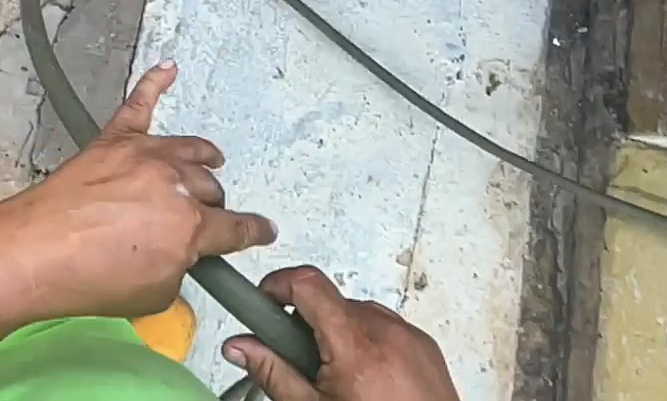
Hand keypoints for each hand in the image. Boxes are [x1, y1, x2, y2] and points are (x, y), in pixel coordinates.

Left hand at [0, 61, 277, 320]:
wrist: (39, 250)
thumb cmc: (91, 277)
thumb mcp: (155, 295)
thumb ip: (179, 268)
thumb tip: (177, 252)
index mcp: (190, 226)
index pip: (234, 229)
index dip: (252, 232)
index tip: (262, 229)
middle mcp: (173, 183)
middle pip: (208, 188)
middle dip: (211, 204)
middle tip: (206, 215)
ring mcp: (143, 154)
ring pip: (187, 149)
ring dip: (202, 158)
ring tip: (210, 159)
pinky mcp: (114, 138)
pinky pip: (140, 102)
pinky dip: (155, 82)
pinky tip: (168, 67)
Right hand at [221, 267, 459, 400]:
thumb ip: (273, 373)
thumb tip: (239, 346)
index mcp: (355, 343)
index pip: (306, 282)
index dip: (278, 284)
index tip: (264, 302)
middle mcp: (385, 330)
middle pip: (329, 301)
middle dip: (307, 323)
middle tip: (301, 363)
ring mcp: (410, 336)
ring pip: (355, 314)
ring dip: (338, 335)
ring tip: (340, 381)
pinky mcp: (426, 347)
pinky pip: (384, 328)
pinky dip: (368, 344)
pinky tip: (368, 383)